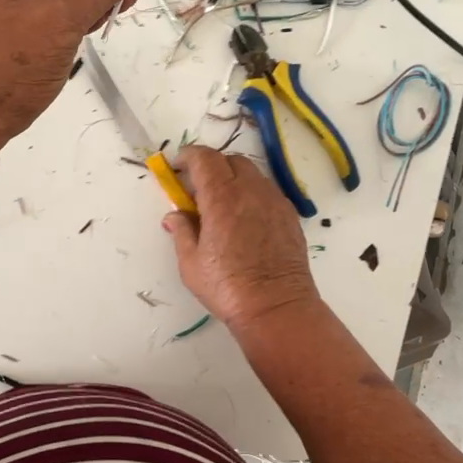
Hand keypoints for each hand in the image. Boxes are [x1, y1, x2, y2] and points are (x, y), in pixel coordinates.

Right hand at [164, 145, 319, 328]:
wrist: (275, 306)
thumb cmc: (227, 286)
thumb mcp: (191, 263)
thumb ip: (181, 231)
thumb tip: (174, 216)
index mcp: (222, 198)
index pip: (204, 158)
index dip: (187, 157)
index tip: (177, 168)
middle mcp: (251, 191)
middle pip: (230, 160)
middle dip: (211, 167)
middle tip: (197, 190)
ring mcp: (274, 202)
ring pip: (252, 174)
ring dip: (233, 179)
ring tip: (222, 205)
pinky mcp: (289, 216)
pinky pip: (267, 192)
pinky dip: (252, 195)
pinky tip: (244, 220)